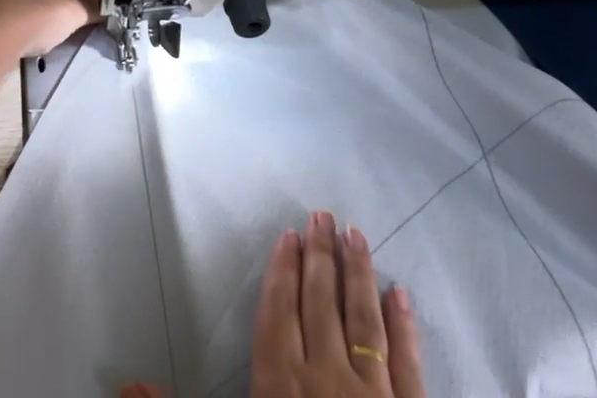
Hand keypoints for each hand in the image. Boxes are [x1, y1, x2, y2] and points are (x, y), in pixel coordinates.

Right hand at [251, 211, 424, 397]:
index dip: (283, 270)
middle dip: (320, 256)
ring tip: (355, 235)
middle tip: (322, 217)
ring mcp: (372, 391)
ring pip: (363, 321)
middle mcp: (326, 375)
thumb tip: (190, 367)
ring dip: (358, 274)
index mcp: (281, 381)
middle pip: (320, 304)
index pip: (278, 313)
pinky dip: (403, 326)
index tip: (291, 235)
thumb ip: (236, 385)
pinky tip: (398, 292)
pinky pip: (406, 362)